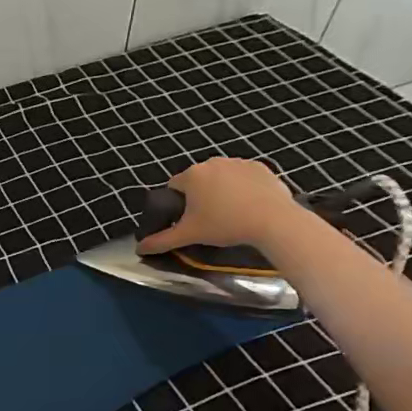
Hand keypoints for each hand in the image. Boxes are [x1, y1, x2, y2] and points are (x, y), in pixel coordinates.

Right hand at [136, 158, 312, 254]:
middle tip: (209, 220)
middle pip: (198, 180)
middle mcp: (212, 162)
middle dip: (200, 196)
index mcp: (192, 175)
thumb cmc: (225, 225)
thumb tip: (139, 248)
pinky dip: (244, 188)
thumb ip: (162, 241)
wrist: (272, 219)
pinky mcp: (260, 167)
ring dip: (222, 191)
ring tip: (232, 214)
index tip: (187, 219)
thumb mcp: (190, 235)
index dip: (177, 203)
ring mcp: (238, 162)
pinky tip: (250, 206)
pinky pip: (244, 177)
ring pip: (222, 177)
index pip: (174, 186)